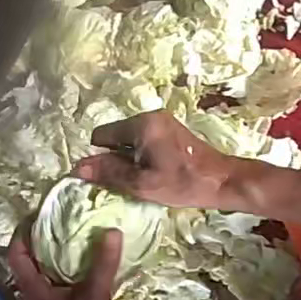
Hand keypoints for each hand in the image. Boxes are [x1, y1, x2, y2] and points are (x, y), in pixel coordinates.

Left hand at [6, 224, 125, 299]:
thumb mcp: (96, 298)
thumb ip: (102, 264)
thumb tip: (111, 231)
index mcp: (34, 292)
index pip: (16, 256)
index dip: (22, 234)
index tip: (37, 215)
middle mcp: (33, 295)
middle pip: (26, 260)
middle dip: (37, 238)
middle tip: (54, 218)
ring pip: (39, 269)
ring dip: (49, 250)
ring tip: (66, 231)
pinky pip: (52, 277)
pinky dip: (60, 263)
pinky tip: (78, 255)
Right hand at [74, 110, 237, 208]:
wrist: (224, 181)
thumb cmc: (182, 183)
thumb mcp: (141, 183)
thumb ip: (108, 173)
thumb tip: (77, 168)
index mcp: (141, 125)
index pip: (100, 135)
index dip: (101, 157)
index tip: (114, 176)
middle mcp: (150, 115)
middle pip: (114, 136)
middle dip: (116, 157)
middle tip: (132, 179)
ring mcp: (162, 120)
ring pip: (129, 139)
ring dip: (130, 158)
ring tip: (145, 176)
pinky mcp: (171, 129)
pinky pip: (143, 139)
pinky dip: (143, 155)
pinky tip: (156, 170)